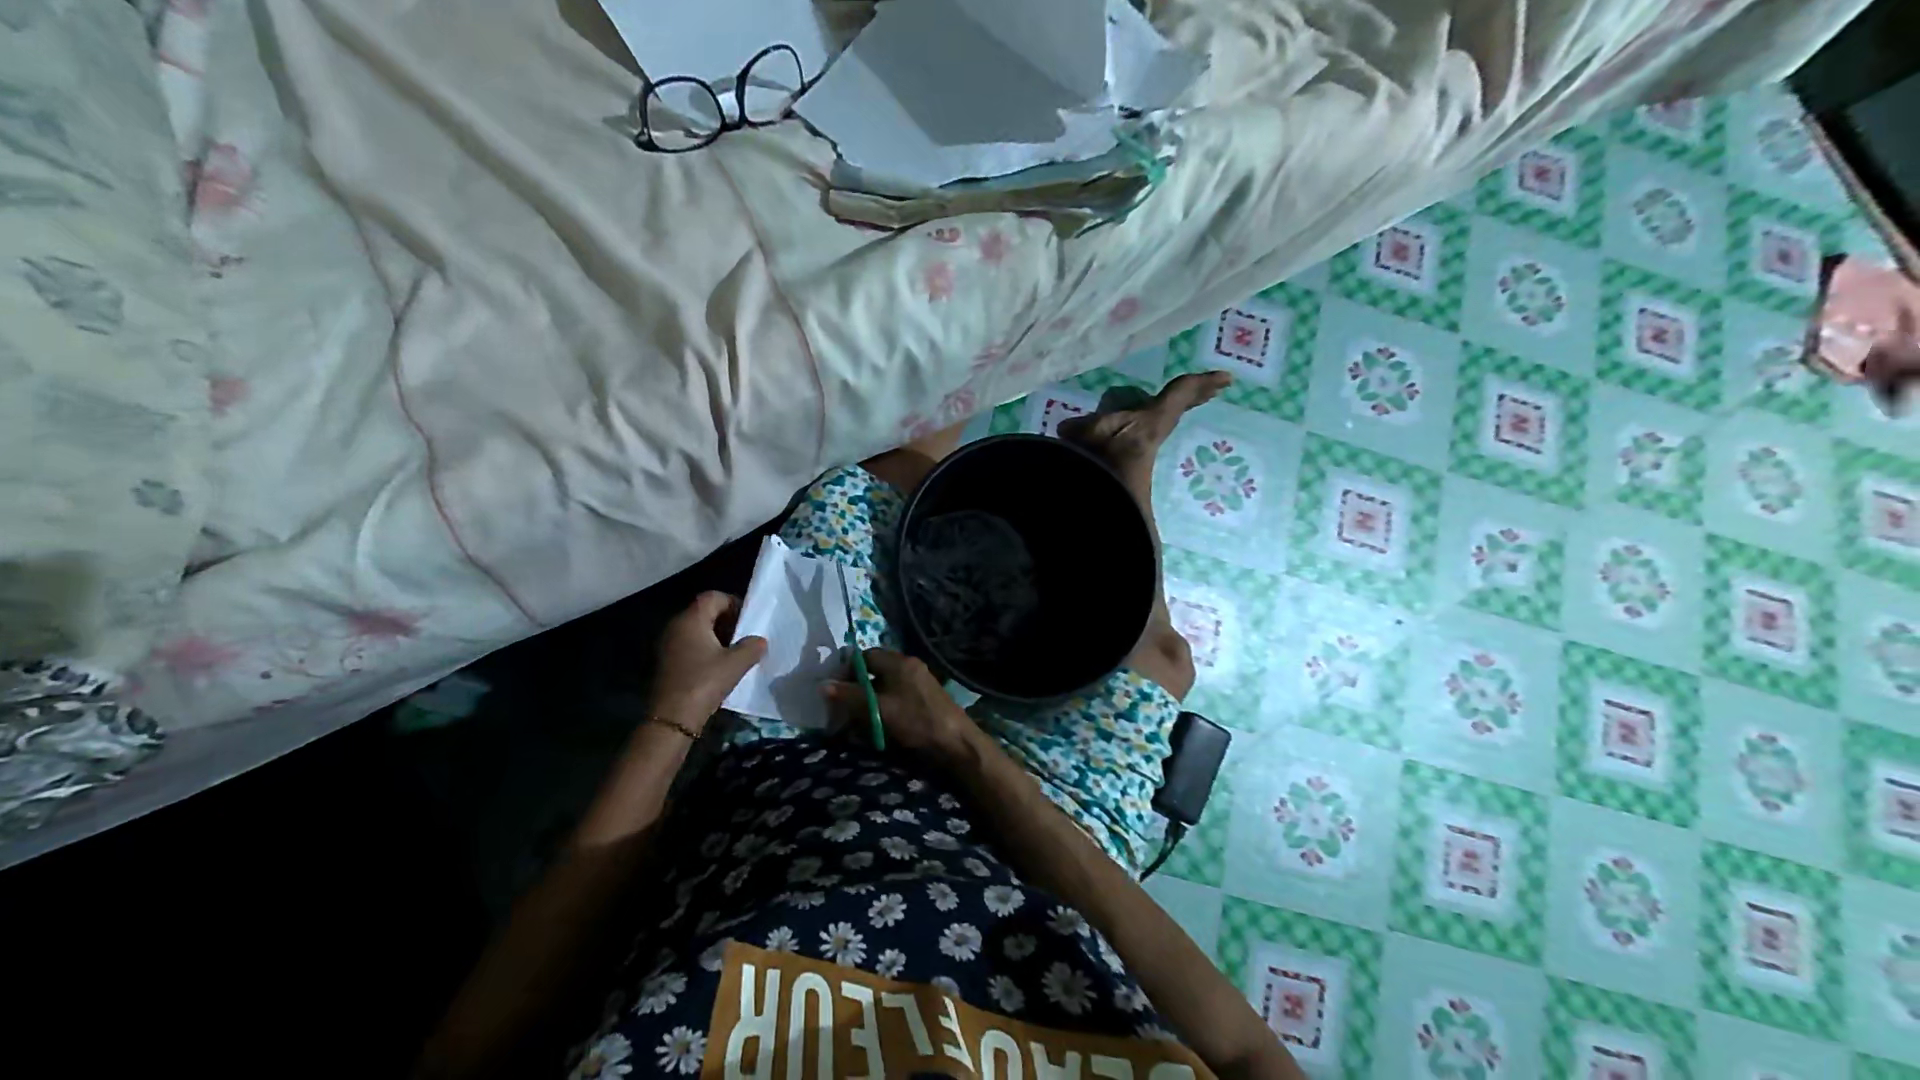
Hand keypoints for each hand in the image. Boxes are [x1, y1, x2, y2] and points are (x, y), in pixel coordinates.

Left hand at [647, 592, 766, 732]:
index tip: (748, 620)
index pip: (713, 597)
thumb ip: (752, 646)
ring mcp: (668, 644)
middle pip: (704, 611)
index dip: (733, 602)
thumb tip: (759, 640)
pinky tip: (719, 666)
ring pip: (697, 629)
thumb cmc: (704, 683)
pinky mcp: (666, 661)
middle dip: (727, 620)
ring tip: (735, 653)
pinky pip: (689, 644)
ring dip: (717, 636)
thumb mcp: (735, 664)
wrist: (672, 719)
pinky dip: (705, 648)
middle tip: (745, 636)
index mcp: (690, 620)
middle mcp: (675, 626)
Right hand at [824, 649, 979, 767]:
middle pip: (875, 669)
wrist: (955, 741)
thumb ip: (851, 696)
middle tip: (845, 705)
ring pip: (886, 683)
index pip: (865, 656)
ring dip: (871, 697)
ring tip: (860, 717)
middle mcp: (910, 665)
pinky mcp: (925, 695)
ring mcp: (919, 680)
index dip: (847, 671)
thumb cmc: (916, 721)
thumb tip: (823, 685)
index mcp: (899, 662)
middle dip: (858, 686)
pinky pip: (897, 693)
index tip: (836, 690)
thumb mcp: (879, 709)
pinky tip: (881, 721)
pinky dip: (885, 703)